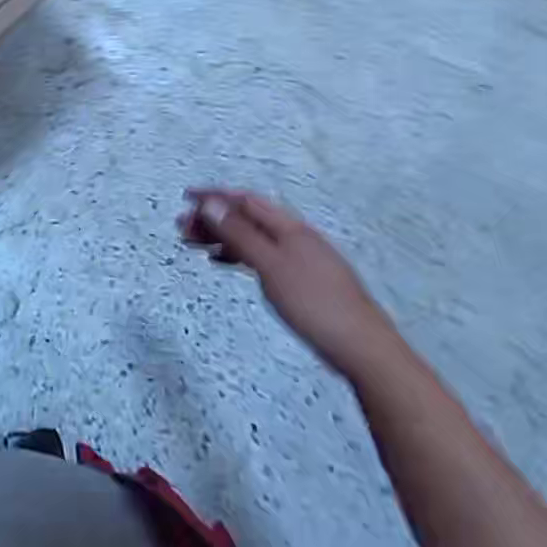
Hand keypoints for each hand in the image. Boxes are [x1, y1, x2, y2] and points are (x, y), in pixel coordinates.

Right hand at [178, 189, 405, 378]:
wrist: (364, 351)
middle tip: (182, 227)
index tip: (186, 198)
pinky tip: (222, 262)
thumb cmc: (314, 304)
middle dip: (213, 218)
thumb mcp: (270, 266)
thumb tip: (210, 204)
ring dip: (222, 236)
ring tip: (194, 244)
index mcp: (291, 228)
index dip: (215, 196)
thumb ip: (239, 234)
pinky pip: (260, 256)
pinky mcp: (301, 281)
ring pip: (252, 238)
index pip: (246, 201)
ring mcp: (301, 260)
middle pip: (248, 218)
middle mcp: (296, 237)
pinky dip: (237, 254)